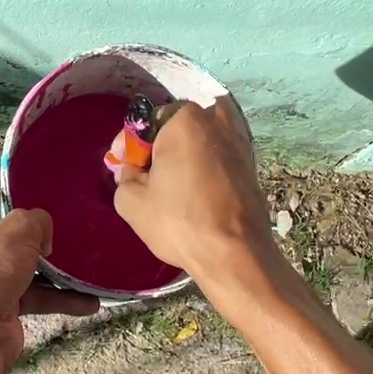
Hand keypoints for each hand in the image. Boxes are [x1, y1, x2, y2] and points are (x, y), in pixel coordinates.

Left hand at [0, 164, 99, 373]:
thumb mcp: (18, 230)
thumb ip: (38, 220)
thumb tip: (42, 235)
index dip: (1, 171)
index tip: (28, 164)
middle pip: (6, 223)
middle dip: (36, 223)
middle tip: (70, 210)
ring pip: (23, 261)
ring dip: (54, 265)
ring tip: (88, 256)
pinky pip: (33, 293)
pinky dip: (58, 296)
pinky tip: (89, 300)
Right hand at [110, 99, 278, 286]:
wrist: (235, 254)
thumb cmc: (179, 220)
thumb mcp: (130, 200)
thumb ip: (124, 175)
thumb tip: (132, 171)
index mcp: (184, 119)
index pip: (144, 122)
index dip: (127, 145)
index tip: (122, 166)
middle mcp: (215, 120)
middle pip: (172, 128)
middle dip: (154, 149)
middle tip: (141, 177)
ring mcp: (238, 141)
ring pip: (196, 142)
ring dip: (179, 158)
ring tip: (166, 187)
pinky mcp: (250, 164)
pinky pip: (214, 157)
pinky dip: (200, 168)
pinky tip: (191, 194)